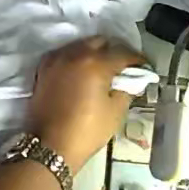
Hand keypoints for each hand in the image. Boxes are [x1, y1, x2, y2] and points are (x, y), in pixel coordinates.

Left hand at [26, 37, 146, 170]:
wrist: (50, 147)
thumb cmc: (87, 131)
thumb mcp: (116, 111)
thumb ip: (127, 89)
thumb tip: (131, 81)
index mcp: (96, 63)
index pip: (123, 53)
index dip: (138, 60)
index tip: (145, 66)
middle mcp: (75, 54)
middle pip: (100, 42)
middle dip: (114, 50)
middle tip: (123, 66)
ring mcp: (57, 60)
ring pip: (80, 45)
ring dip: (94, 52)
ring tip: (102, 67)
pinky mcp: (43, 69)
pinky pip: (64, 54)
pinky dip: (75, 58)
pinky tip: (80, 70)